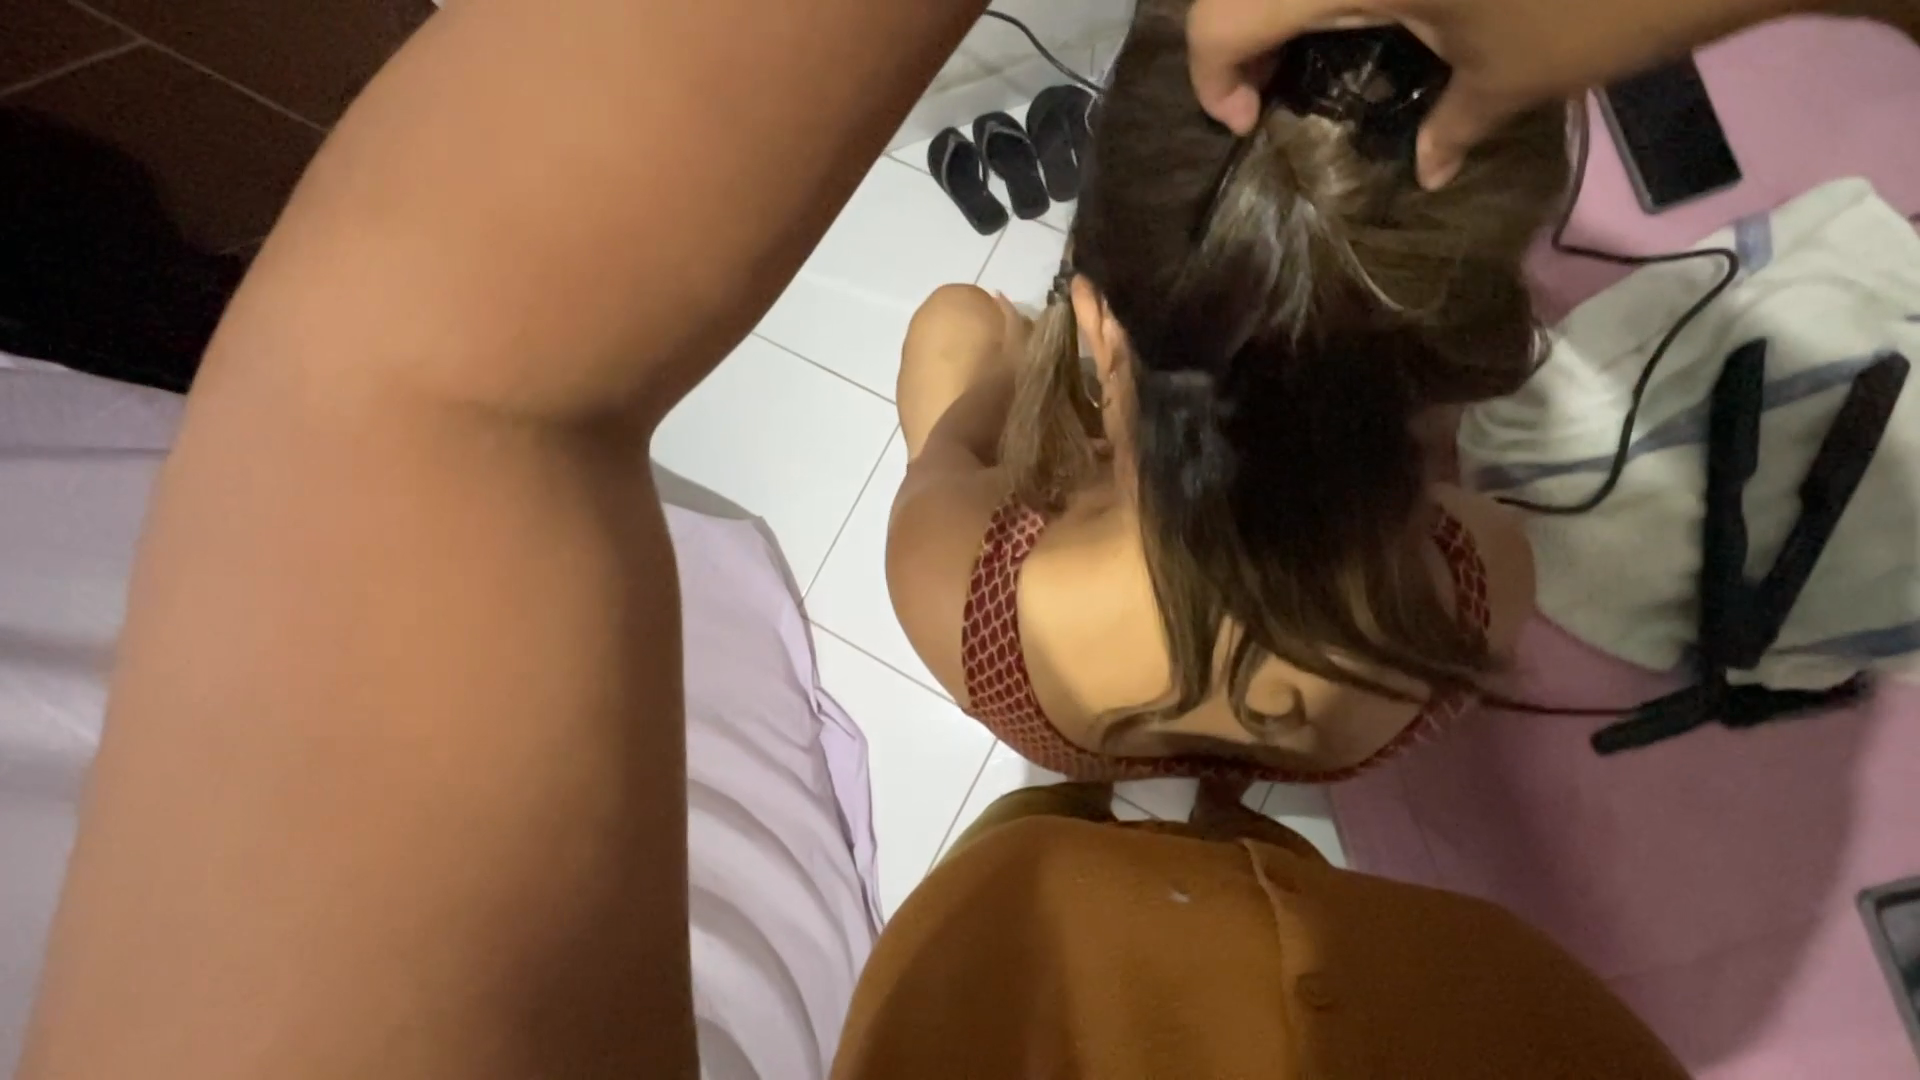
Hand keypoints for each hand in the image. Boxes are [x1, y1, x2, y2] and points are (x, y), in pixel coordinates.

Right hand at [1187, 0, 1799, 188]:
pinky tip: (1381, 13)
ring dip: (1293, 7)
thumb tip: (1428, 169)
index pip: (1221, 16)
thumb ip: (1448, 126)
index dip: (1214, 76)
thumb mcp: (1508, 80)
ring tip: (1322, 50)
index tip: (1251, 120)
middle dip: (1241, 37)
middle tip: (1276, 86)